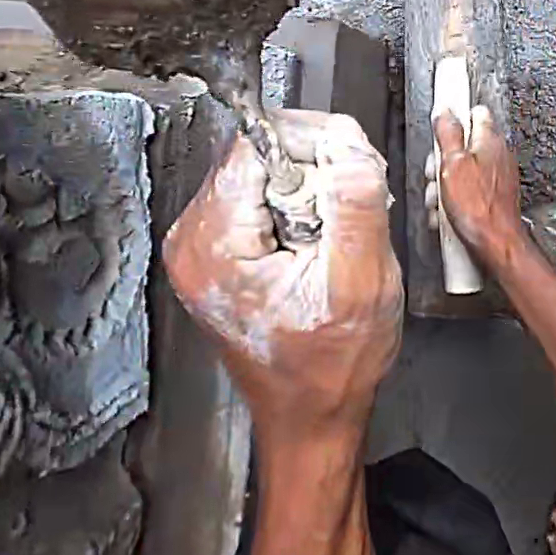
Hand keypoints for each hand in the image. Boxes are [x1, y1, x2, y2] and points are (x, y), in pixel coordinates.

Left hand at [164, 110, 402, 444]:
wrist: (311, 412)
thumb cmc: (332, 367)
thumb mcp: (361, 285)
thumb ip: (355, 209)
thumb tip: (348, 145)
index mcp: (215, 246)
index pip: (256, 143)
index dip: (314, 142)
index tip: (353, 168)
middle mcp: (194, 240)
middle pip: (258, 152)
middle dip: (316, 168)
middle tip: (351, 212)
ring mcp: (204, 245)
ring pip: (264, 170)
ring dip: (312, 188)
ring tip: (336, 234)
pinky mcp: (222, 250)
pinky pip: (263, 195)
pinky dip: (301, 205)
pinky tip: (320, 241)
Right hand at [432, 106, 527, 270]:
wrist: (496, 244)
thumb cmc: (477, 207)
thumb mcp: (452, 165)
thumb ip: (448, 134)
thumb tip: (444, 110)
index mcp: (489, 141)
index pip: (475, 114)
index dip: (455, 119)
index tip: (440, 131)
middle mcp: (496, 155)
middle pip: (462, 146)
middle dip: (442, 161)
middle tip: (435, 176)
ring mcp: (496, 177)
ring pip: (460, 171)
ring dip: (444, 185)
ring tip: (439, 201)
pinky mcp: (491, 197)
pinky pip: (466, 192)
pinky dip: (454, 201)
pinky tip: (446, 214)